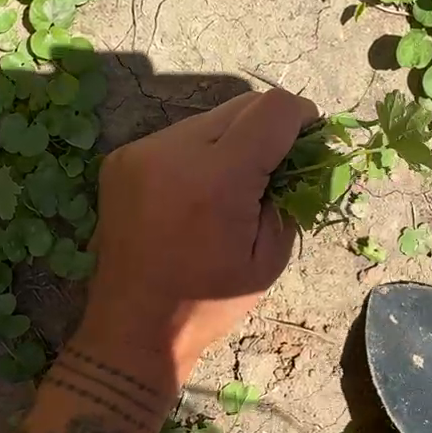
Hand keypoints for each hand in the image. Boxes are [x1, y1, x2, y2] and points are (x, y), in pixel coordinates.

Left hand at [71, 88, 318, 393]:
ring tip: (232, 182)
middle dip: (268, 127)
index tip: (310, 137)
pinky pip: (176, 137)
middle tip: (277, 163)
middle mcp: (174, 152)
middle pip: (241, 106)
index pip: (271, 109)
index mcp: (218, 179)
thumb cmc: (209, 302)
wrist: (133, 326)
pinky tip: (195, 190)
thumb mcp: (270, 257)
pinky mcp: (121, 158)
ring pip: (208, 119)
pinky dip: (197, 153)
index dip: (301, 115)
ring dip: (231, 139)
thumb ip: (291, 196)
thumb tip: (300, 159)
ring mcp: (142, 151)